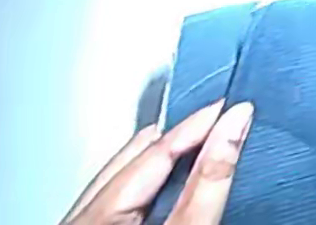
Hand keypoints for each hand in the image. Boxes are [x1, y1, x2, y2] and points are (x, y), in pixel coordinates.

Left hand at [61, 101, 253, 224]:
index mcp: (93, 216)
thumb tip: (238, 117)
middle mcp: (76, 218)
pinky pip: (117, 193)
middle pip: (134, 153)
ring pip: (124, 173)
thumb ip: (211, 176)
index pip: (156, 147)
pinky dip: (153, 177)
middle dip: (181, 133)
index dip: (201, 120)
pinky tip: (179, 175)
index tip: (239, 103)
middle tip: (225, 118)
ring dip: (167, 154)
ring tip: (207, 140)